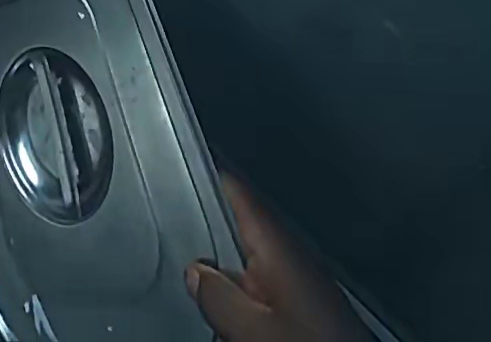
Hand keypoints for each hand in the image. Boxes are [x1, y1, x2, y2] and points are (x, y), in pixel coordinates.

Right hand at [186, 174, 370, 341]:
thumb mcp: (255, 328)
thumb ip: (217, 293)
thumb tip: (195, 271)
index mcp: (277, 241)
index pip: (233, 187)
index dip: (203, 173)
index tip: (178, 164)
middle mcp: (292, 251)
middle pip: (237, 226)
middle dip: (210, 235)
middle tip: (183, 245)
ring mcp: (304, 279)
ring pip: (250, 259)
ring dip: (228, 271)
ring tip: (210, 290)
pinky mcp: (312, 305)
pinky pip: (266, 285)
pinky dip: (248, 294)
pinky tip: (240, 317)